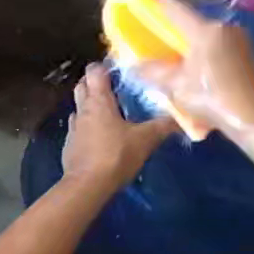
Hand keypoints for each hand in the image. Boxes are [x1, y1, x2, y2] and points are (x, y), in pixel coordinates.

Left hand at [61, 63, 175, 190]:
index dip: (104, 67)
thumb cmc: (115, 156)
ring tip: (110, 113)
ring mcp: (73, 128)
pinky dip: (88, 128)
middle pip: (82, 86)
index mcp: (98, 101)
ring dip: (91, 106)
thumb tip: (183, 117)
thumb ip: (163, 126)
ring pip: (79, 108)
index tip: (119, 71)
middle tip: (115, 89)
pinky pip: (79, 129)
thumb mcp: (145, 140)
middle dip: (95, 83)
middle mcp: (82, 110)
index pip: (94, 71)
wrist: (87, 186)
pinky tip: (101, 138)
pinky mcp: (70, 146)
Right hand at [133, 0, 253, 141]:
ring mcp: (240, 40)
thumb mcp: (177, 87)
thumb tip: (134, 64)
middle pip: (192, 23)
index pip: (175, 9)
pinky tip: (199, 74)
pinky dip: (206, 55)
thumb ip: (153, 72)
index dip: (157, 7)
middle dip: (173, 34)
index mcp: (205, 30)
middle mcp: (224, 28)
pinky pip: (219, 47)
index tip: (144, 9)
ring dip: (191, 47)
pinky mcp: (249, 54)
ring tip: (177, 65)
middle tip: (157, 47)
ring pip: (206, 37)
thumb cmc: (213, 100)